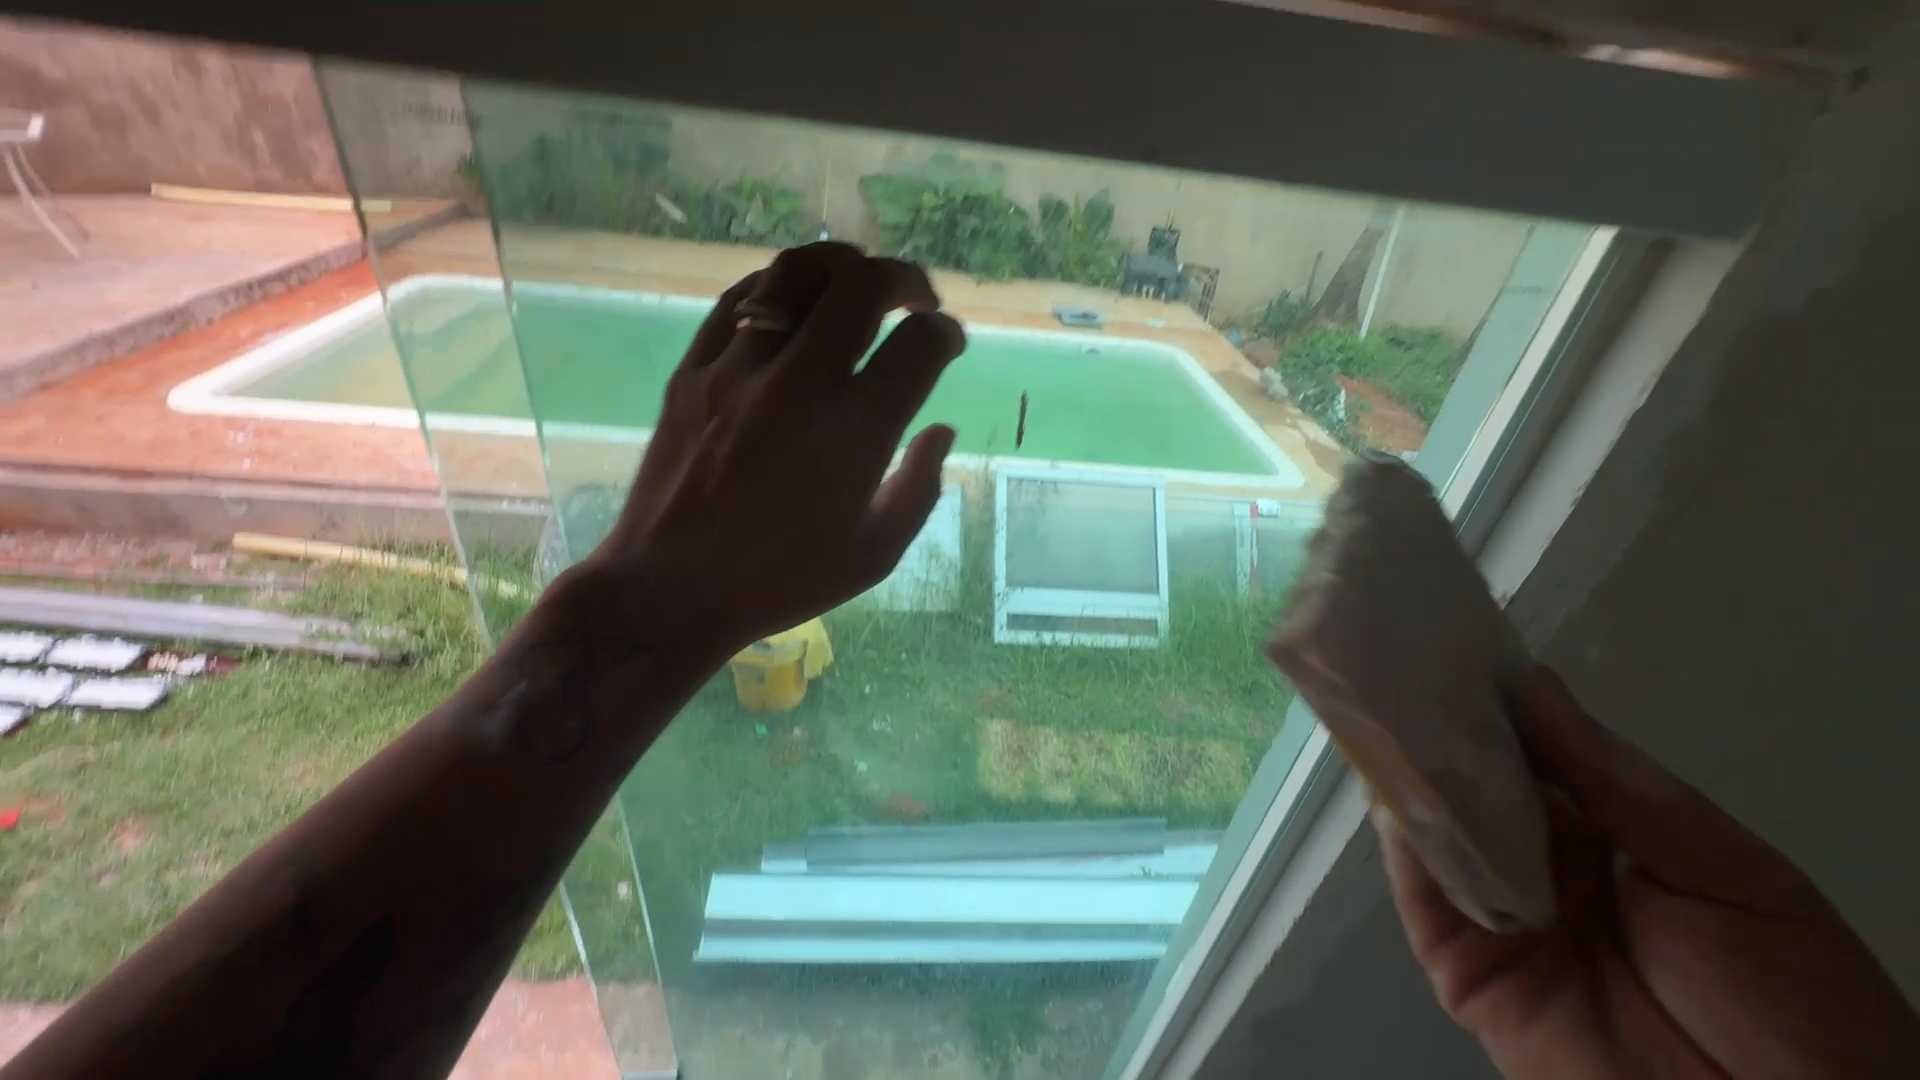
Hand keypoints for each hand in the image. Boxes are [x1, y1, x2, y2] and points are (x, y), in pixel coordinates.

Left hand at [570, 242, 963, 655]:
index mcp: (856, 429)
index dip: (946, 335)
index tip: (948, 345)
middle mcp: (802, 381)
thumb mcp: (874, 553)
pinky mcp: (694, 369)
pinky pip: (739, 299)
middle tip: (916, 298)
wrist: (670, 588)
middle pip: (864, 285)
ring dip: (841, 265)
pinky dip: (778, 287)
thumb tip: (941, 432)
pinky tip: (792, 303)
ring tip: (857, 282)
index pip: (920, 344)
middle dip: (906, 279)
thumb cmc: (781, 580)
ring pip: (797, 272)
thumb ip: (920, 487)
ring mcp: (740, 367)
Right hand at [1379, 666, 1919, 1078]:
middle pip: (1471, 785)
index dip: (1493, 702)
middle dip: (1435, 731)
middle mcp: (1537, 861)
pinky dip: (1404, 847)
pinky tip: (1391, 797)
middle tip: (1391, 669)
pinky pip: (1423, 896)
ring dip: (1409, 779)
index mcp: (1602, 831)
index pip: (1530, 752)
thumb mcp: (1731, 876)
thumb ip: (1624, 785)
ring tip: (1375, 714)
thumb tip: (1532, 685)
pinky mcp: (1460, 964)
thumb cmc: (1789, 1005)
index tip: (1449, 647)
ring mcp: (1493, 911)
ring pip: (1436, 832)